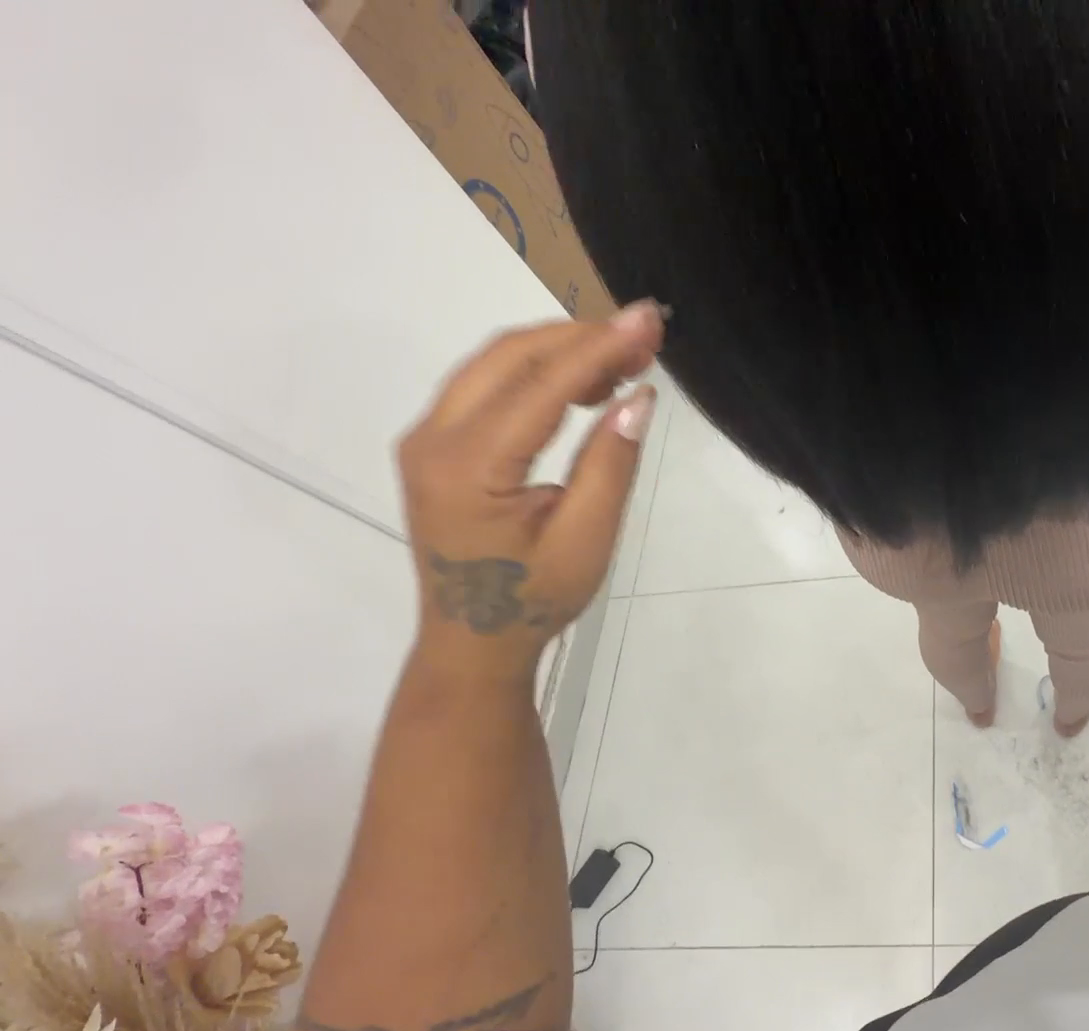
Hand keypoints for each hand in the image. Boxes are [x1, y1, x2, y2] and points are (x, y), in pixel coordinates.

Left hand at [397, 303, 665, 676]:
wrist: (471, 641)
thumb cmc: (534, 598)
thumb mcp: (586, 537)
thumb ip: (610, 462)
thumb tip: (638, 396)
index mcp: (469, 465)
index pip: (542, 384)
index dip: (600, 346)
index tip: (649, 320)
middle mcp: (433, 437)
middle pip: (510, 356)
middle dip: (581, 336)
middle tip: (644, 336)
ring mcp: (427, 437)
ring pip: (495, 363)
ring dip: (561, 350)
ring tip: (624, 359)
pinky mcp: (435, 444)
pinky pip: (487, 385)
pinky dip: (538, 372)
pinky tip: (584, 385)